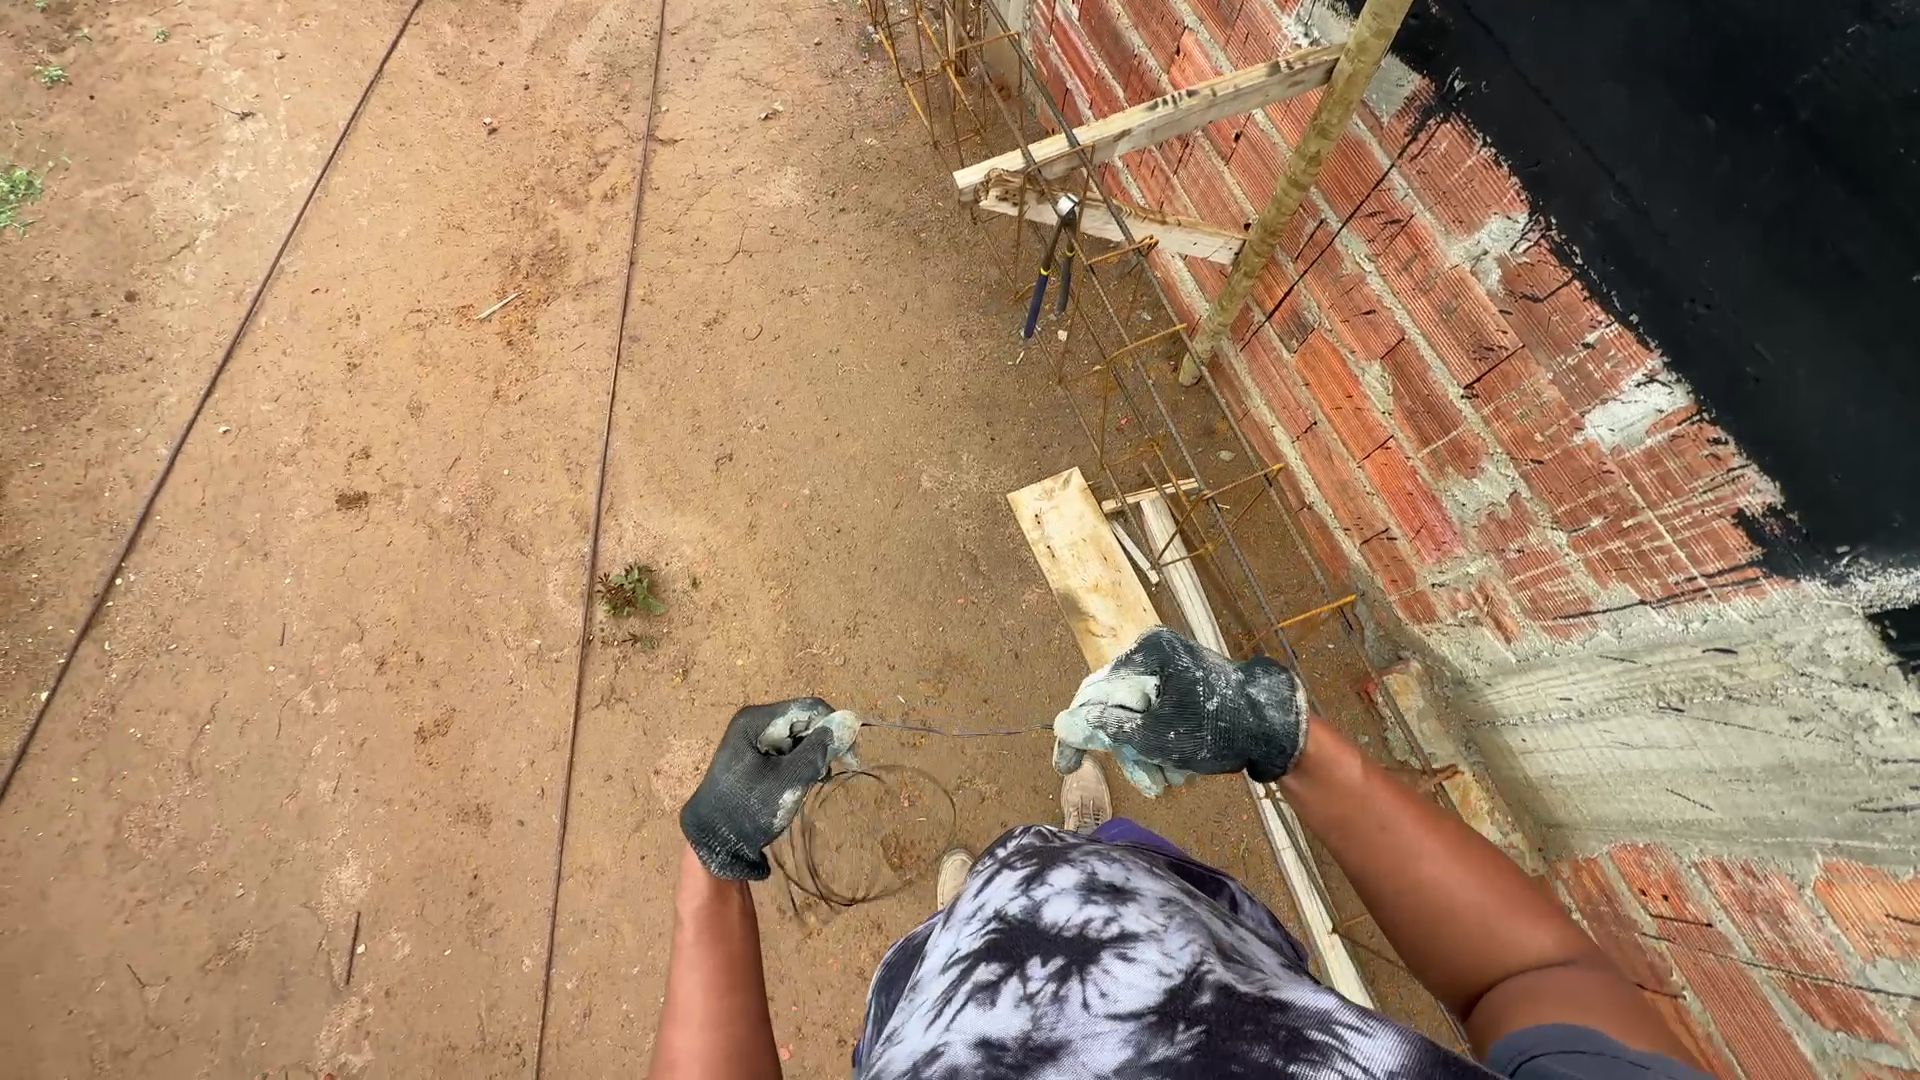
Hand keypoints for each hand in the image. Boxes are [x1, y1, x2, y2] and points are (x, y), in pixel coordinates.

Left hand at [679, 698, 859, 879]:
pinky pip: (788, 749)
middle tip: (830, 773)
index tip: (853, 756)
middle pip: (803, 721)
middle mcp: (754, 722)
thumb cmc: (747, 809)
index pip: (808, 708)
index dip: (835, 727)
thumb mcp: (788, 780)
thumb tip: (851, 721)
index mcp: (756, 720)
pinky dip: (801, 763)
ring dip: (813, 756)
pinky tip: (804, 781)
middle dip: (822, 744)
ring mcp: (753, 739)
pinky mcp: (755, 755)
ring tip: (815, 781)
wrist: (710, 843)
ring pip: (798, 737)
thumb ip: (820, 749)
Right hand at [1051, 627, 1307, 795]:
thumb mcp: (1159, 735)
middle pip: (1116, 708)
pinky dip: (1163, 746)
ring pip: (1136, 719)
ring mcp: (1169, 673)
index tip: (1065, 764)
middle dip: (1128, 750)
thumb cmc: (1218, 728)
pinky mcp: (1181, 690)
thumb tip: (1071, 723)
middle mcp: (1153, 657)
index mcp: (1146, 654)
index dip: (1078, 729)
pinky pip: (1155, 719)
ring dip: (1148, 754)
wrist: (1276, 729)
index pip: (1096, 692)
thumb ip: (1112, 728)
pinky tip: (1180, 767)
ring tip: (1171, 779)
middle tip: (1147, 781)